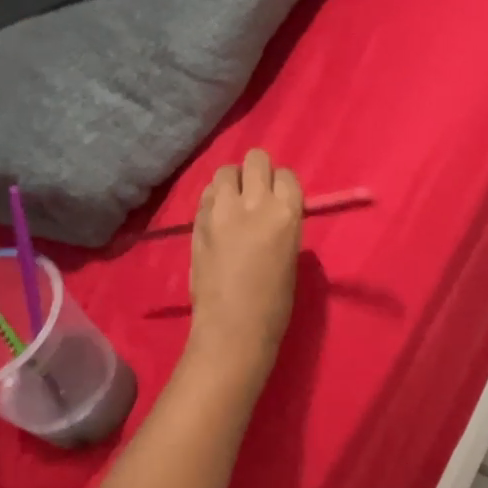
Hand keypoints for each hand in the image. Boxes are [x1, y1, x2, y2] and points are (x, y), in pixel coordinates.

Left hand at [188, 149, 302, 374]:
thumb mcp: (290, 257)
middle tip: (257, 197)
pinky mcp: (197, 221)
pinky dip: (214, 199)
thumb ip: (281, 226)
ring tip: (234, 206)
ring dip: (233, 182)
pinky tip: (218, 220)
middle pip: (256, 160)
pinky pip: (206, 193)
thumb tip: (271, 212)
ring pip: (226, 171)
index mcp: (286, 214)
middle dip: (258, 173)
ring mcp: (221, 210)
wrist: (234, 328)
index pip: (286, 175)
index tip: (280, 202)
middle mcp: (254, 202)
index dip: (283, 187)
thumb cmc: (274, 304)